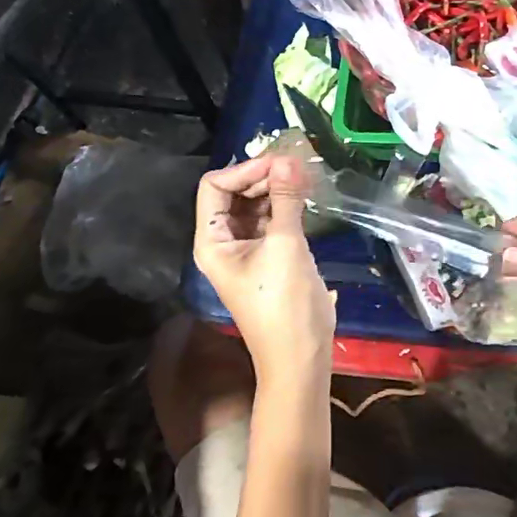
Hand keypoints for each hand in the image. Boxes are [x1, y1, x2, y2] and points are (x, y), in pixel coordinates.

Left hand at [194, 156, 334, 386]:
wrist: (300, 356)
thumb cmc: (285, 303)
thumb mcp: (286, 246)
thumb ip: (286, 199)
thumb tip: (289, 159)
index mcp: (212, 241)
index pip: (214, 187)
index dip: (244, 170)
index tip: (279, 164)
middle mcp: (223, 242)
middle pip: (233, 194)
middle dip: (261, 177)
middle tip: (296, 166)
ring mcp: (246, 250)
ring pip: (253, 206)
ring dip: (274, 189)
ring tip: (303, 177)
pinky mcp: (268, 257)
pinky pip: (270, 221)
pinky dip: (284, 206)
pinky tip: (304, 197)